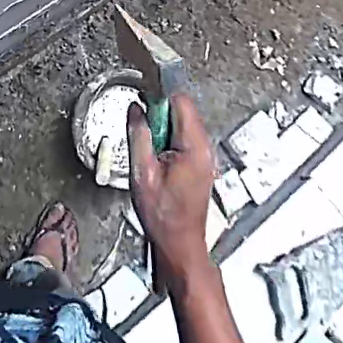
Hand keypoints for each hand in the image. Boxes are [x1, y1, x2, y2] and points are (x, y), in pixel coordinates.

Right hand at [127, 93, 217, 287]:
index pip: (181, 101)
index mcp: (194, 147)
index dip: (160, 97)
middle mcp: (205, 148)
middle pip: (183, 110)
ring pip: (183, 123)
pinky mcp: (201, 163)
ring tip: (152, 151)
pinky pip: (185, 138)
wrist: (179, 245)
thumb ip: (139, 135)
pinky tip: (159, 159)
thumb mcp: (142, 173)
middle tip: (144, 131)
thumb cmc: (164, 217)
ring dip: (164, 128)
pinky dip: (170, 140)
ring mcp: (205, 156)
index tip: (144, 101)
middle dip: (161, 114)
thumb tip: (136, 109)